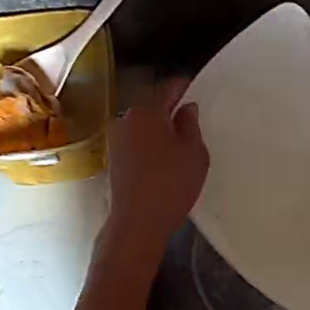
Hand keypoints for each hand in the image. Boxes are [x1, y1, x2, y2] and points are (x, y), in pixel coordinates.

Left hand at [102, 78, 208, 264]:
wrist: (137, 223)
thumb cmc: (171, 185)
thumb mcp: (194, 153)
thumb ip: (190, 125)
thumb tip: (185, 109)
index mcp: (146, 111)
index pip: (167, 87)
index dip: (183, 85)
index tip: (195, 88)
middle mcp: (126, 120)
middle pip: (151, 105)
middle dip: (169, 107)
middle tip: (190, 116)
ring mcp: (116, 141)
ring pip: (142, 125)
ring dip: (158, 127)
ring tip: (179, 139)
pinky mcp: (114, 161)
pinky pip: (136, 142)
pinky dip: (150, 143)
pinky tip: (164, 156)